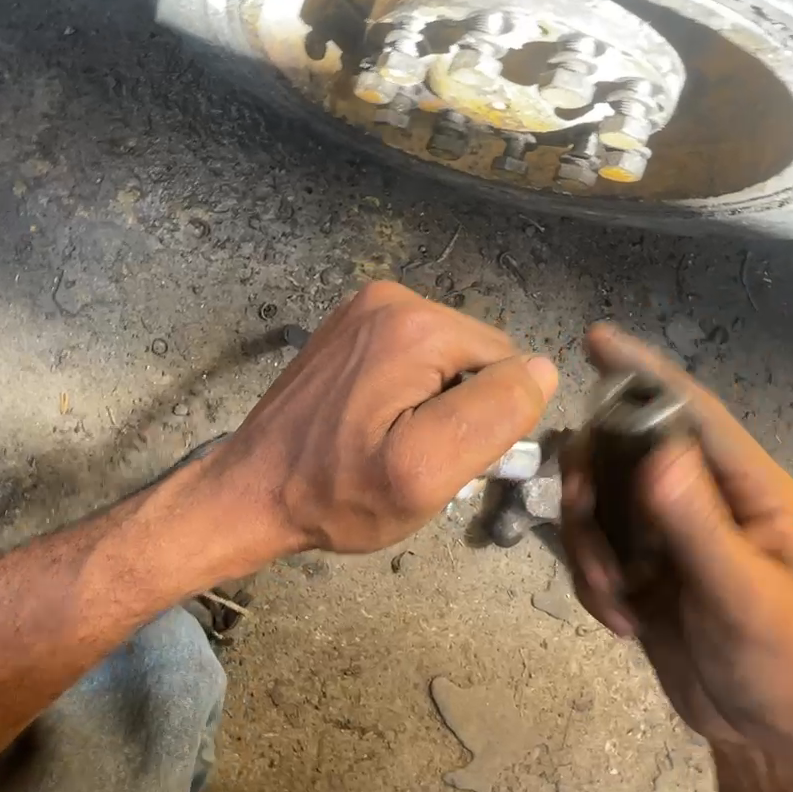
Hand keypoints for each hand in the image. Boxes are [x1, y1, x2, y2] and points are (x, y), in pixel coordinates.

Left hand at [206, 281, 556, 555]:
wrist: (251, 491)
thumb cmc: (336, 492)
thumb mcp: (425, 471)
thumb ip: (491, 415)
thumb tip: (541, 370)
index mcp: (415, 324)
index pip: (507, 364)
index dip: (488, 419)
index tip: (442, 455)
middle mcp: (390, 299)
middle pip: (475, 356)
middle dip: (462, 407)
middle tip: (416, 455)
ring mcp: (362, 310)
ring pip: (445, 358)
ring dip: (434, 403)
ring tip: (391, 443)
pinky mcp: (346, 329)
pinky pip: (410, 356)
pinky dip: (406, 392)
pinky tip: (373, 425)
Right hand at [561, 324, 792, 775]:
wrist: (768, 741)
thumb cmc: (785, 666)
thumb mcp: (746, 596)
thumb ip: (699, 523)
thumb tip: (655, 449)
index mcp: (748, 489)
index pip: (690, 411)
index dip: (643, 371)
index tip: (595, 337)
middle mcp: (703, 497)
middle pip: (623, 451)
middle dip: (593, 485)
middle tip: (581, 517)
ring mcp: (666, 531)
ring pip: (596, 501)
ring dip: (588, 546)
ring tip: (612, 596)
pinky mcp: (638, 564)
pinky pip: (589, 546)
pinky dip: (590, 579)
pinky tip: (619, 618)